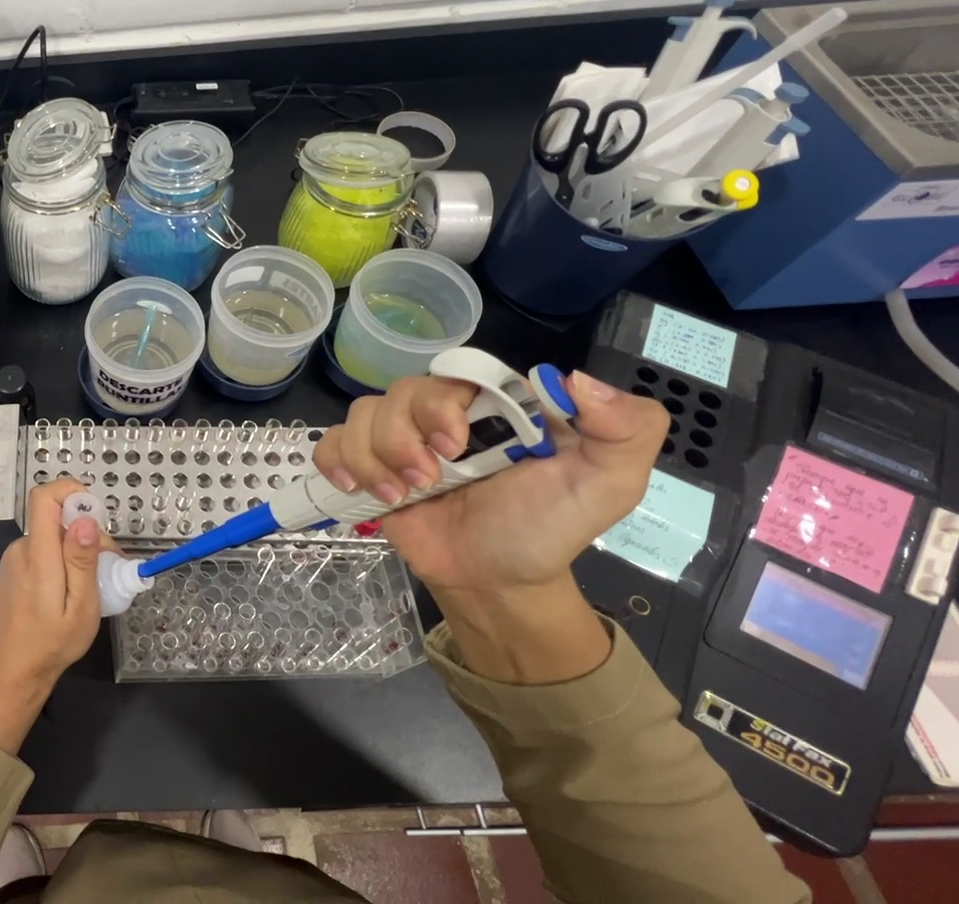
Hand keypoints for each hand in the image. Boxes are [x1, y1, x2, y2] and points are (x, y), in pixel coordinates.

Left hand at [0, 480, 118, 752]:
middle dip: (86, 534)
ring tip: (93, 586)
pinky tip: (72, 591)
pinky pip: (42, 552)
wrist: (12, 671)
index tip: (96, 512)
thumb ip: (82, 561)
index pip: (44, 498)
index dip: (70, 491)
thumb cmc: (51, 643)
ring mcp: (14, 560)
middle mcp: (21, 550)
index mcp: (38, 556)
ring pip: (52, 537)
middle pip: (56, 520)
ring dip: (76, 551)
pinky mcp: (13, 570)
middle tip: (108, 568)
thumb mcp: (81, 607)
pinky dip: (62, 562)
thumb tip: (85, 519)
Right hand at [312, 370, 666, 682]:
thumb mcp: (609, 484)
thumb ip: (626, 429)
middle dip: (402, 436)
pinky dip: (336, 460)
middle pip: (399, 392)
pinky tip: (356, 488)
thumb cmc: (548, 530)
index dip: (441, 402)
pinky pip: (332, 441)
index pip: (453, 374)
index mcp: (494, 407)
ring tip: (399, 495)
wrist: (496, 584)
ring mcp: (401, 440)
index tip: (454, 445)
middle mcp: (443, 416)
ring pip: (361, 413)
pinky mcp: (369, 467)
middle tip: (427, 480)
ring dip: (371, 456)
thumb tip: (574, 380)